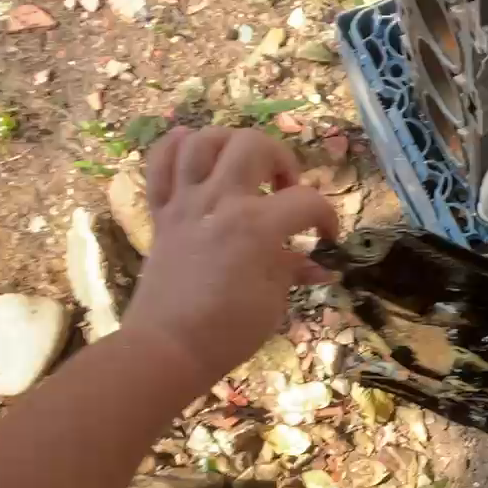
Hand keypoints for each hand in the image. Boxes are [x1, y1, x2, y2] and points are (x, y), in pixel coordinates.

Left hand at [122, 126, 339, 378]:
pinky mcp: (161, 214)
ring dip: (230, 145)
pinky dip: (175, 148)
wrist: (170, 346)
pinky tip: (192, 149)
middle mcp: (220, 202)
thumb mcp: (274, 301)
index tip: (328, 238)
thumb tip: (321, 266)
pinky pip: (160, 164)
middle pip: (253, 146)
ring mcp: (186, 204)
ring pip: (202, 142)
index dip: (328, 217)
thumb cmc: (230, 330)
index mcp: (256, 226)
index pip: (307, 202)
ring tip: (244, 168)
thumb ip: (294, 270)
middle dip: (281, 160)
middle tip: (286, 189)